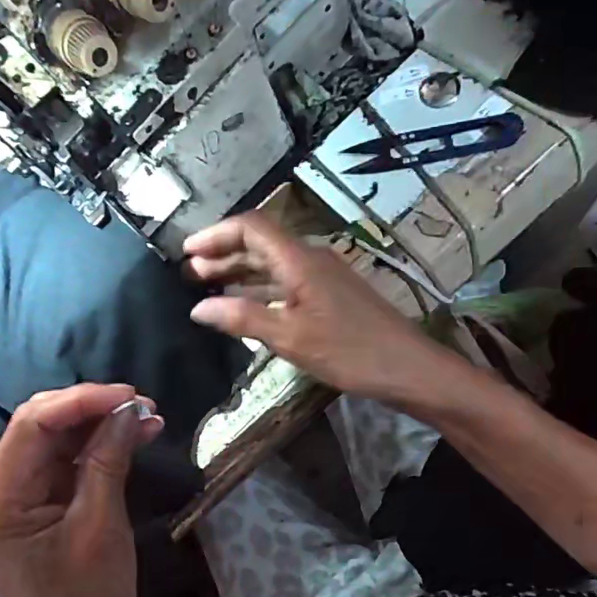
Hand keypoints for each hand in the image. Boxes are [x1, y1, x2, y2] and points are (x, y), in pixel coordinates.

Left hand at [0, 383, 164, 596]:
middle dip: (89, 409)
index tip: (127, 395)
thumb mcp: (101, 526)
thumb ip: (110, 460)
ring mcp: (17, 499)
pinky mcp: (38, 506)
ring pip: (55, 441)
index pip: (30, 426)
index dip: (79, 401)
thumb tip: (131, 409)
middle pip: (39, 427)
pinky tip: (132, 437)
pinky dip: (97, 449)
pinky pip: (65, 463)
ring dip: (98, 426)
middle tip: (139, 404)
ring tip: (145, 417)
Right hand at [183, 214, 460, 403]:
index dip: (216, 234)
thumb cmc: (349, 350)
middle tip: (189, 272)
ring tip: (206, 285)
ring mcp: (322, 276)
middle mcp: (310, 258)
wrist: (410, 368)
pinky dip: (258, 289)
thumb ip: (242, 318)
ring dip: (238, 272)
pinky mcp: (329, 295)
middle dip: (222, 253)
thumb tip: (198, 308)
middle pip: (259, 243)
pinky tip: (243, 305)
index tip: (187, 252)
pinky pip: (284, 282)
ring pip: (271, 264)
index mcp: (299, 260)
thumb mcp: (290, 337)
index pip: (251, 227)